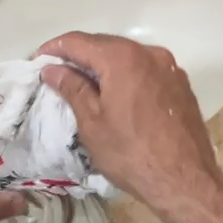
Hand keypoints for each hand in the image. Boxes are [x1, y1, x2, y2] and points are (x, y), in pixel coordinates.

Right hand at [37, 32, 222, 222]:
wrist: (185, 181)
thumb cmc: (131, 154)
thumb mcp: (92, 124)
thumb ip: (72, 89)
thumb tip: (53, 69)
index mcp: (122, 58)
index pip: (79, 42)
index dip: (54, 49)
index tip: (37, 61)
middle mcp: (149, 53)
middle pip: (105, 45)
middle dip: (79, 56)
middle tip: (57, 73)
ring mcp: (170, 68)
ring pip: (127, 57)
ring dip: (103, 66)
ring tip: (84, 85)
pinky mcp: (181, 85)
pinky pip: (145, 71)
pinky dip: (126, 76)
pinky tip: (116, 96)